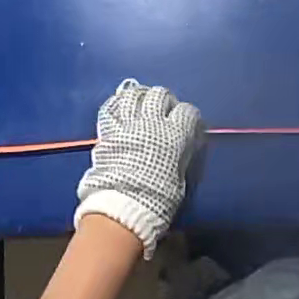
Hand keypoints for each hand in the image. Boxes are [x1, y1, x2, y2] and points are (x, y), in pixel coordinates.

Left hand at [75, 80, 203, 257]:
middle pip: (160, 95)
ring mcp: (127, 123)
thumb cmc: (156, 199)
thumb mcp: (178, 178)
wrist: (122, 204)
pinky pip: (111, 107)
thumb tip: (182, 145)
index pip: (187, 112)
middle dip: (165, 100)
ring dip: (141, 96)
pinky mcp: (108, 129)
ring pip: (134, 95)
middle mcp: (151, 123)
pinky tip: (119, 104)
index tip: (188, 122)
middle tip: (164, 109)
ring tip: (142, 101)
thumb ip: (180, 155)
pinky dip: (116, 103)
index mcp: (173, 136)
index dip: (189, 116)